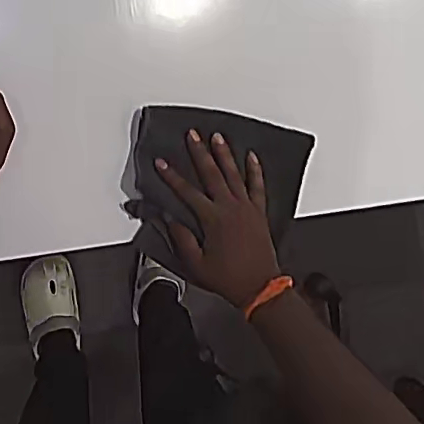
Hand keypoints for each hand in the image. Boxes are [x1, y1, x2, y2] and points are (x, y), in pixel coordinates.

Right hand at [153, 130, 283, 308]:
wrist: (262, 288)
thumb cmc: (229, 278)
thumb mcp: (196, 264)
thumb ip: (182, 240)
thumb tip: (171, 220)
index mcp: (213, 219)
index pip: (187, 191)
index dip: (172, 176)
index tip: (161, 163)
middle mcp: (230, 208)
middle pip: (211, 173)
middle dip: (199, 152)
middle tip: (192, 135)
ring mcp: (247, 208)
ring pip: (233, 174)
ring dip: (224, 154)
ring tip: (217, 137)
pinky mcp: (259, 212)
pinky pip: (258, 186)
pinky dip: (255, 170)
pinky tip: (252, 157)